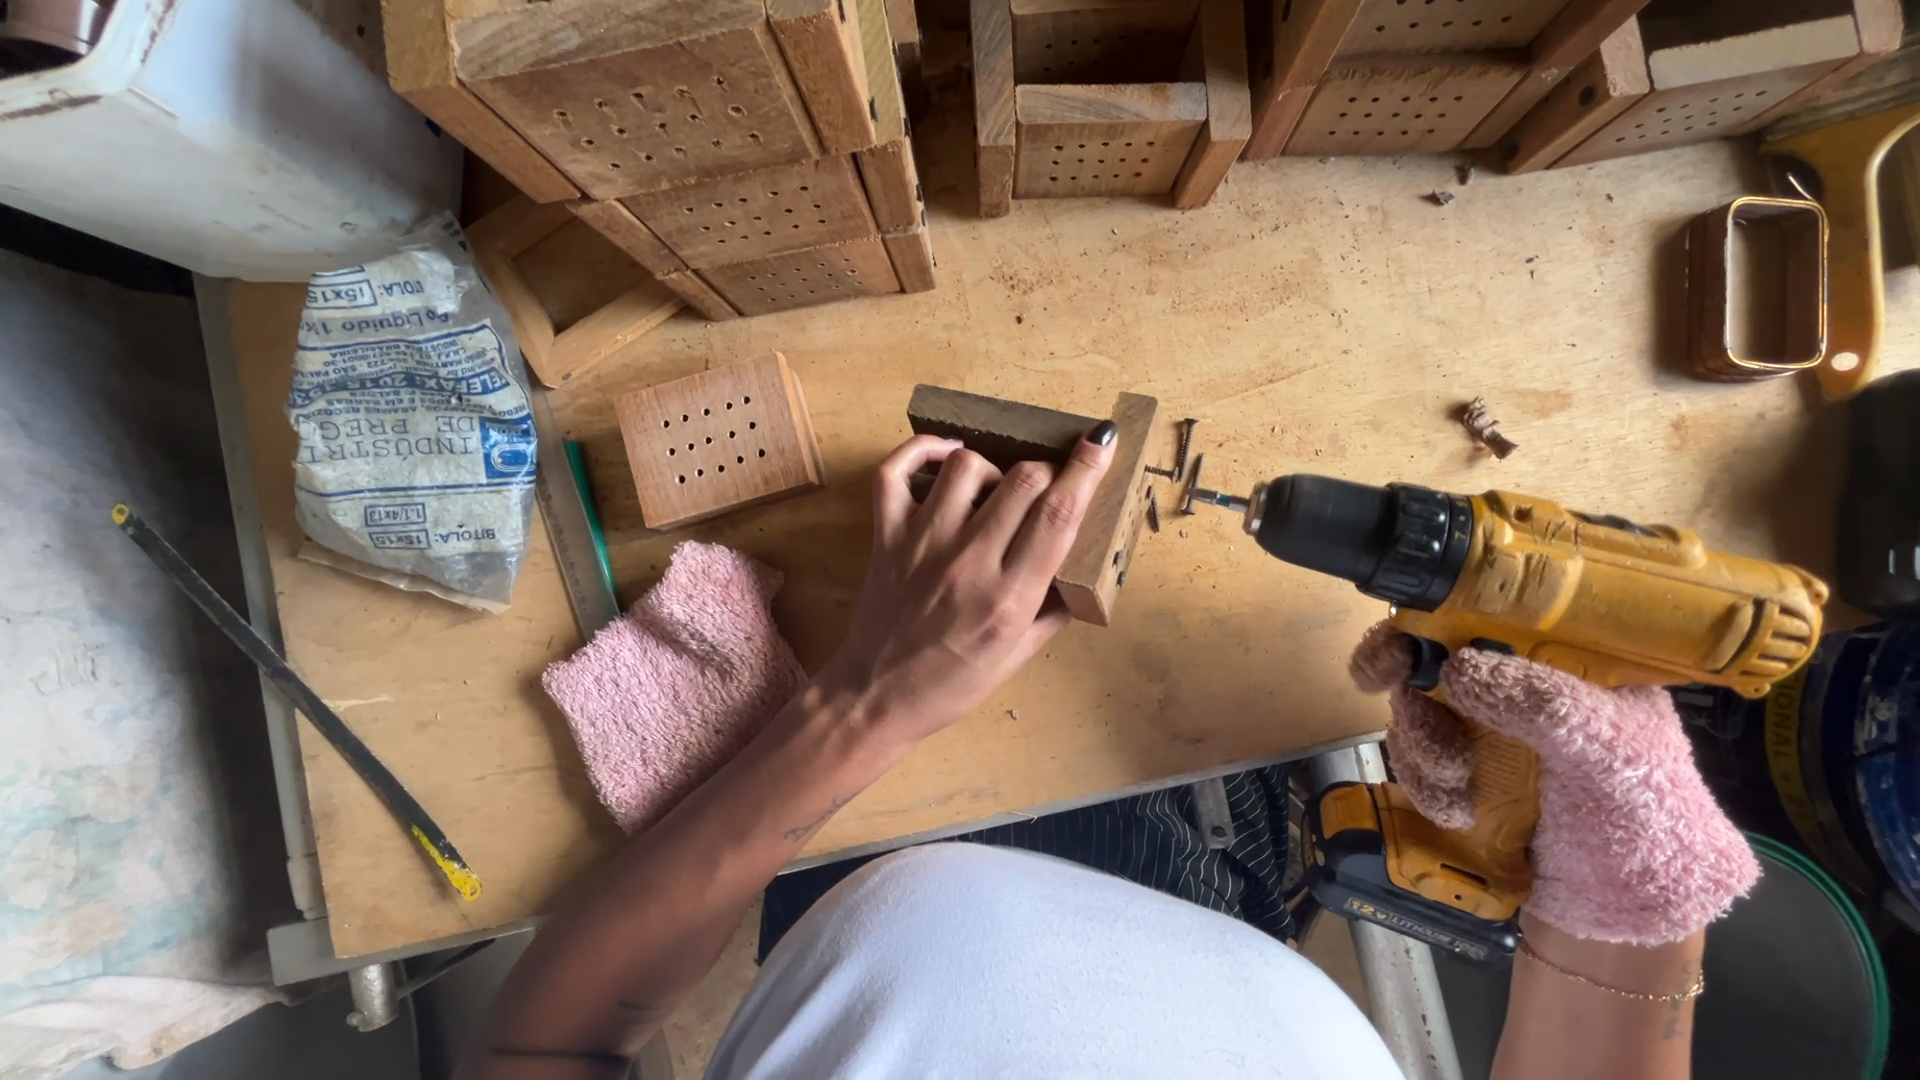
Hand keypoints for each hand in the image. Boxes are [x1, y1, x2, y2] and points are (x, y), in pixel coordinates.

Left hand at [819, 424, 1117, 745]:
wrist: (876, 697)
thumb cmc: (953, 685)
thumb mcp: (1018, 657)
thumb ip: (1054, 607)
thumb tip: (1080, 564)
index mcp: (1009, 598)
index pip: (1058, 516)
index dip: (1087, 469)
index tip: (1102, 439)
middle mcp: (967, 563)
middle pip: (1022, 480)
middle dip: (1047, 472)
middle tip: (1045, 490)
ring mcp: (921, 544)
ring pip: (966, 466)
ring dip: (992, 468)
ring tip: (993, 492)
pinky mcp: (886, 536)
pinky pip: (896, 471)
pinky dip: (922, 449)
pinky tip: (946, 454)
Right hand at [1351, 624, 1759, 944]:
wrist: (1630, 917)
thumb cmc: (1647, 826)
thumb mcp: (1611, 756)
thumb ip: (1544, 706)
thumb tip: (1455, 667)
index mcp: (1566, 666)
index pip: (1489, 619)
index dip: (1431, 623)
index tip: (1395, 650)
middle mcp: (1518, 690)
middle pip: (1434, 664)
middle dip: (1414, 695)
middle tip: (1406, 714)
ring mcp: (1485, 732)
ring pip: (1416, 712)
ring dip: (1418, 749)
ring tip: (1452, 789)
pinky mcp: (1460, 772)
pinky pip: (1414, 758)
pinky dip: (1420, 782)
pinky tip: (1452, 810)